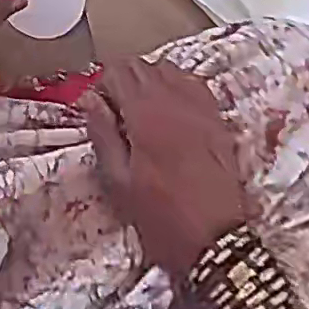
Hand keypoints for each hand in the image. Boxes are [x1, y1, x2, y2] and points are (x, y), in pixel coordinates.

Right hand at [81, 57, 247, 276]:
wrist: (219, 243)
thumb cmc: (162, 217)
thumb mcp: (119, 181)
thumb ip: (102, 133)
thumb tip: (88, 98)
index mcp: (144, 113)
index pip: (117, 71)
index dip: (101, 85)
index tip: (98, 109)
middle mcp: (173, 99)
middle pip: (141, 65)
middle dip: (123, 79)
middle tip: (116, 112)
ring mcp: (200, 106)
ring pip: (167, 69)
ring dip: (149, 81)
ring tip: (142, 112)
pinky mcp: (217, 118)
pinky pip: (193, 83)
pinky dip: (177, 87)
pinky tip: (171, 110)